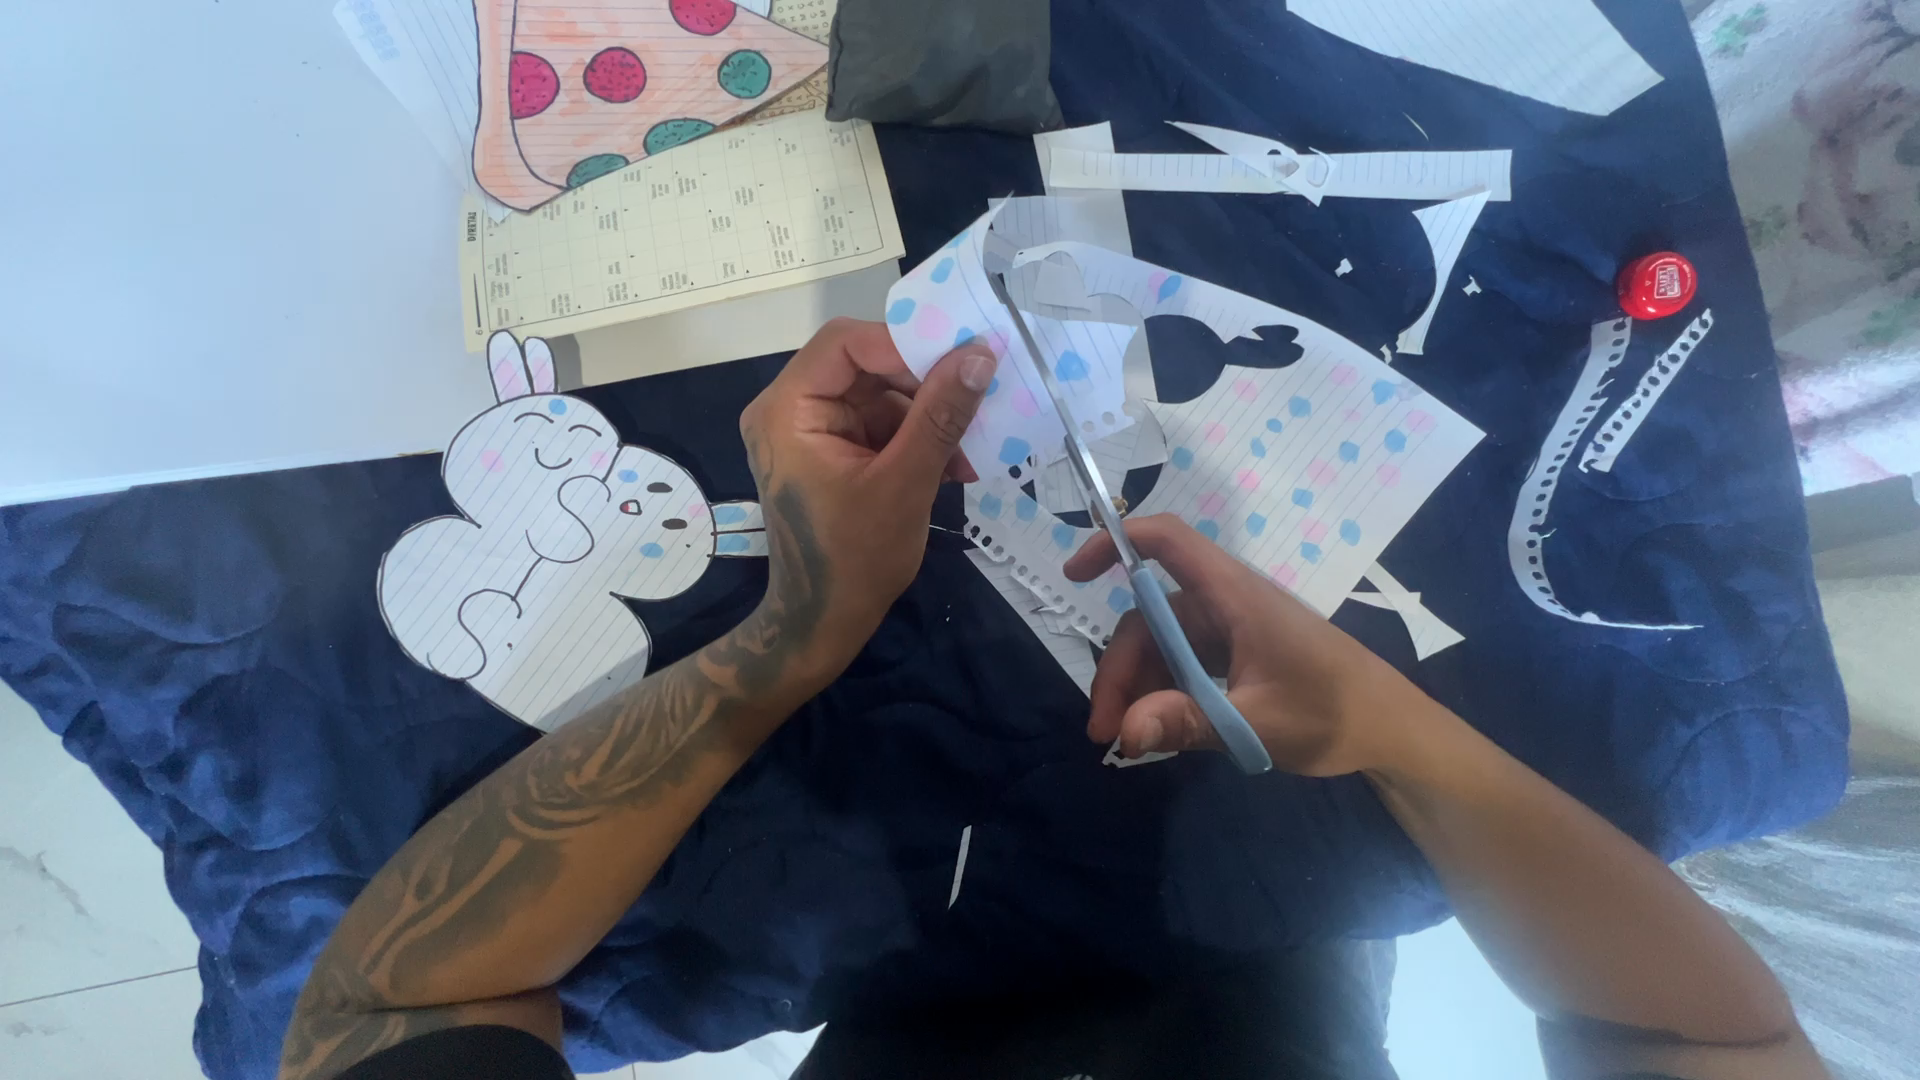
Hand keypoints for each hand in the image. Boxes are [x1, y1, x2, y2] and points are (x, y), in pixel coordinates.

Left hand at [738, 318, 996, 680]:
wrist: (825, 621)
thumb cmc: (856, 560)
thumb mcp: (905, 483)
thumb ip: (941, 416)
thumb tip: (980, 355)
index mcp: (788, 410)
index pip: (846, 344)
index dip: (906, 345)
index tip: (963, 361)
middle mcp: (790, 410)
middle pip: (866, 367)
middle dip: (925, 386)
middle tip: (978, 398)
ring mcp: (811, 432)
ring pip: (880, 396)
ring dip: (929, 418)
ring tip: (972, 448)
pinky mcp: (831, 452)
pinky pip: (880, 426)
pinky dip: (917, 440)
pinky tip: (954, 466)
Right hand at [1064, 514, 1426, 774]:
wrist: (1395, 732)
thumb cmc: (1336, 714)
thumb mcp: (1258, 723)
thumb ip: (1188, 722)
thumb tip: (1124, 733)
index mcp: (1234, 596)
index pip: (1168, 542)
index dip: (1116, 542)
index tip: (1074, 575)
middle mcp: (1224, 603)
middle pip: (1148, 617)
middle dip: (1120, 671)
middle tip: (1105, 732)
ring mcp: (1227, 629)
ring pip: (1160, 645)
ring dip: (1137, 688)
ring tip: (1128, 743)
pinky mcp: (1233, 653)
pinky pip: (1180, 663)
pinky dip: (1161, 692)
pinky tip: (1158, 730)